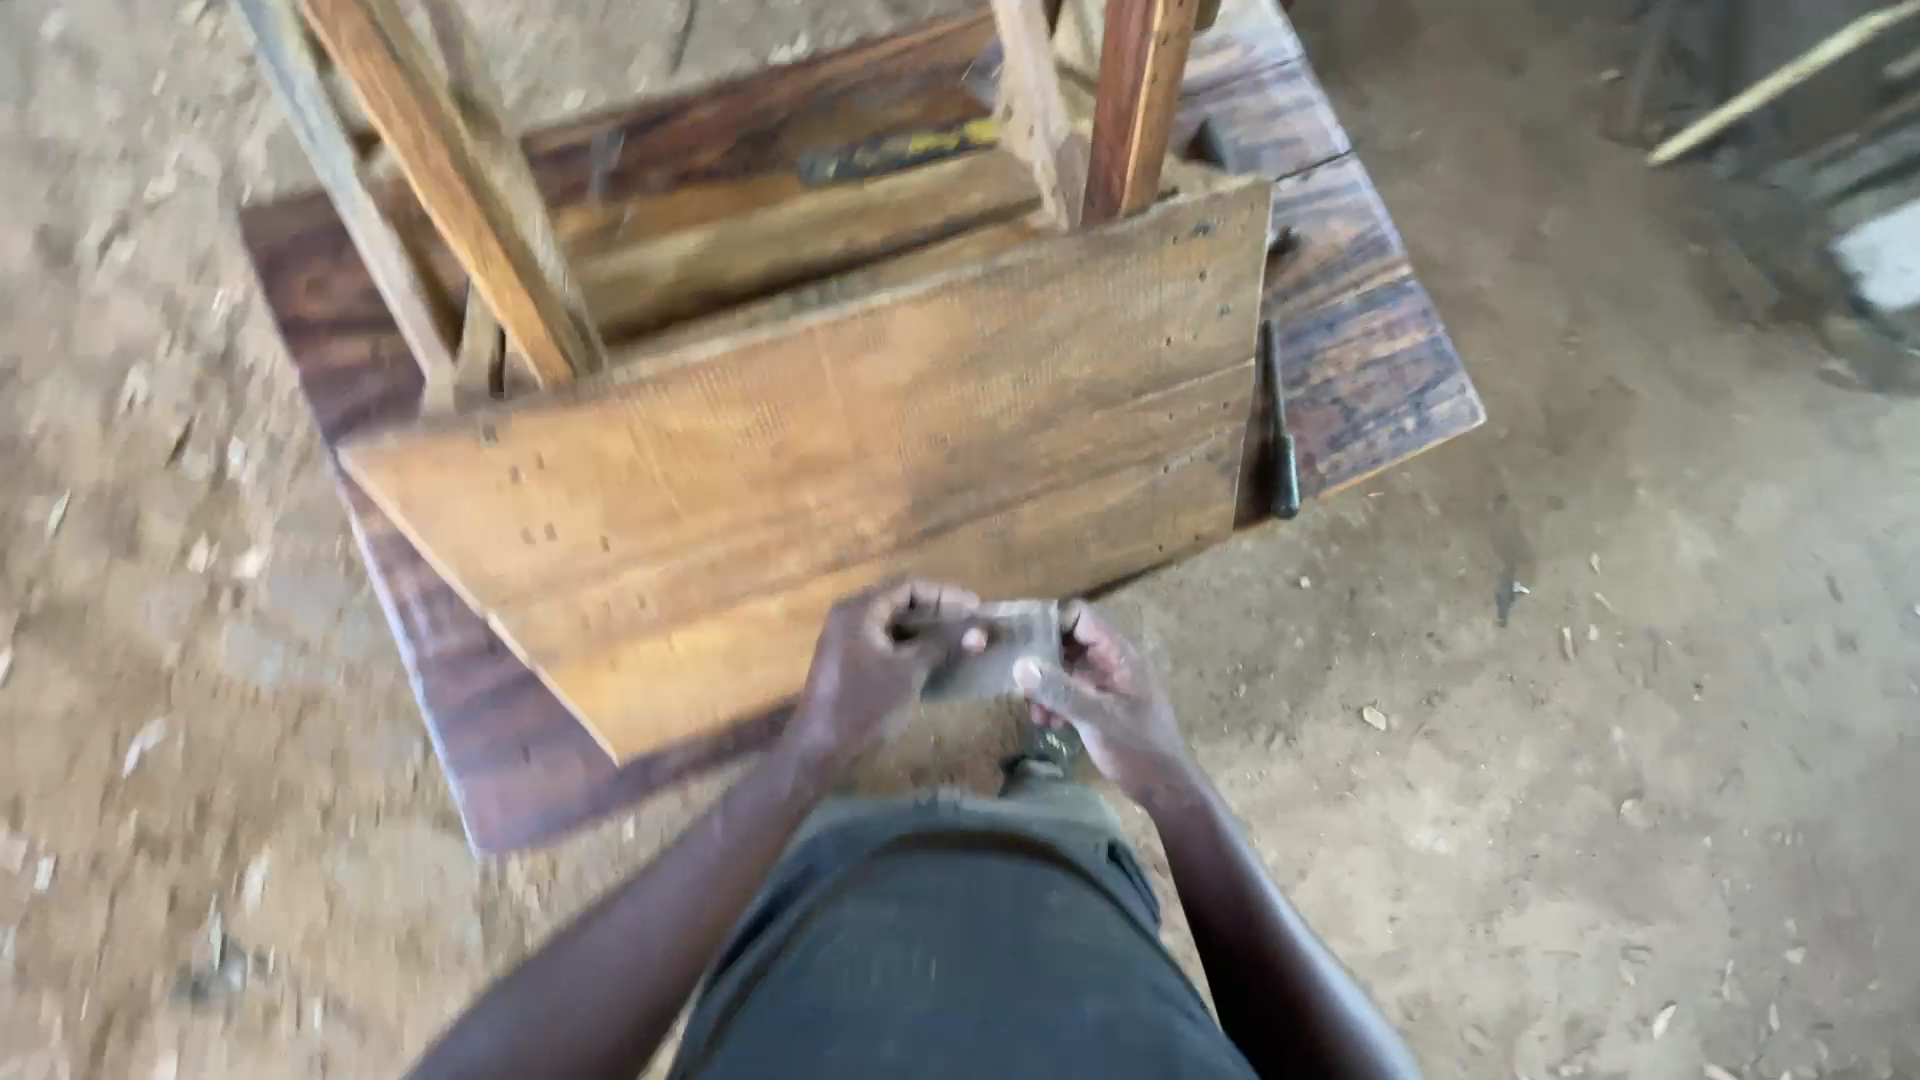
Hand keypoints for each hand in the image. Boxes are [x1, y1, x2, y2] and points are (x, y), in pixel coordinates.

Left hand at [780, 579, 983, 771]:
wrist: (819, 749)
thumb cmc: (864, 705)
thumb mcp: (909, 673)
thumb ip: (942, 646)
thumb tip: (977, 634)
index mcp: (859, 610)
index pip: (909, 587)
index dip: (946, 595)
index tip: (975, 608)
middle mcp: (849, 616)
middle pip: (900, 601)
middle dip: (937, 611)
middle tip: (969, 622)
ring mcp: (845, 638)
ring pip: (892, 622)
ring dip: (925, 629)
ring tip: (957, 639)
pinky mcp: (847, 660)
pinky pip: (884, 640)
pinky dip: (909, 644)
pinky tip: (933, 657)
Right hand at [1013, 601, 1198, 805]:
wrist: (1165, 788)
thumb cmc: (1138, 748)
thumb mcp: (1097, 717)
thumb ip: (1060, 690)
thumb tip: (1020, 664)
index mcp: (1118, 654)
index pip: (1079, 617)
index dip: (1050, 622)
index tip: (1022, 639)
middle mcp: (1111, 661)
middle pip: (1068, 642)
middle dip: (1042, 660)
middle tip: (1018, 681)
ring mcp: (1105, 683)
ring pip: (1065, 669)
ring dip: (1046, 687)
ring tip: (1036, 712)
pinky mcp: (1099, 703)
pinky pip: (1069, 691)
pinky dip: (1055, 702)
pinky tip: (1048, 723)